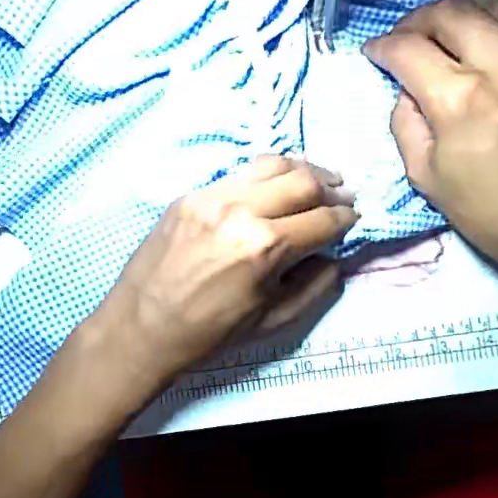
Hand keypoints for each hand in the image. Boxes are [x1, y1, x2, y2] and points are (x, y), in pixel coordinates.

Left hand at [82, 156, 357, 398]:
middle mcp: (242, 211)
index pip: (322, 220)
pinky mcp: (191, 195)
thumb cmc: (212, 332)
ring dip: (303, 170)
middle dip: (332, 188)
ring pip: (272, 165)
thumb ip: (314, 285)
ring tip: (318, 180)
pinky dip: (268, 175)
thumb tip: (333, 256)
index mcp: (266, 247)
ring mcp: (212, 197)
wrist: (143, 327)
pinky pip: (240, 173)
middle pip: (303, 181)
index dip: (346, 219)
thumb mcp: (274, 319)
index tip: (354, 218)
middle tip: (343, 196)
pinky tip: (276, 185)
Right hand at [362, 0, 497, 314]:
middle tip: (411, 38)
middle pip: (450, 12)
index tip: (377, 52)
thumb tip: (408, 93)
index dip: (383, 47)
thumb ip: (408, 128)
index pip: (408, 49)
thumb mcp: (431, 183)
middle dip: (418, 21)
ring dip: (470, 10)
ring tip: (461, 30)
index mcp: (460, 100)